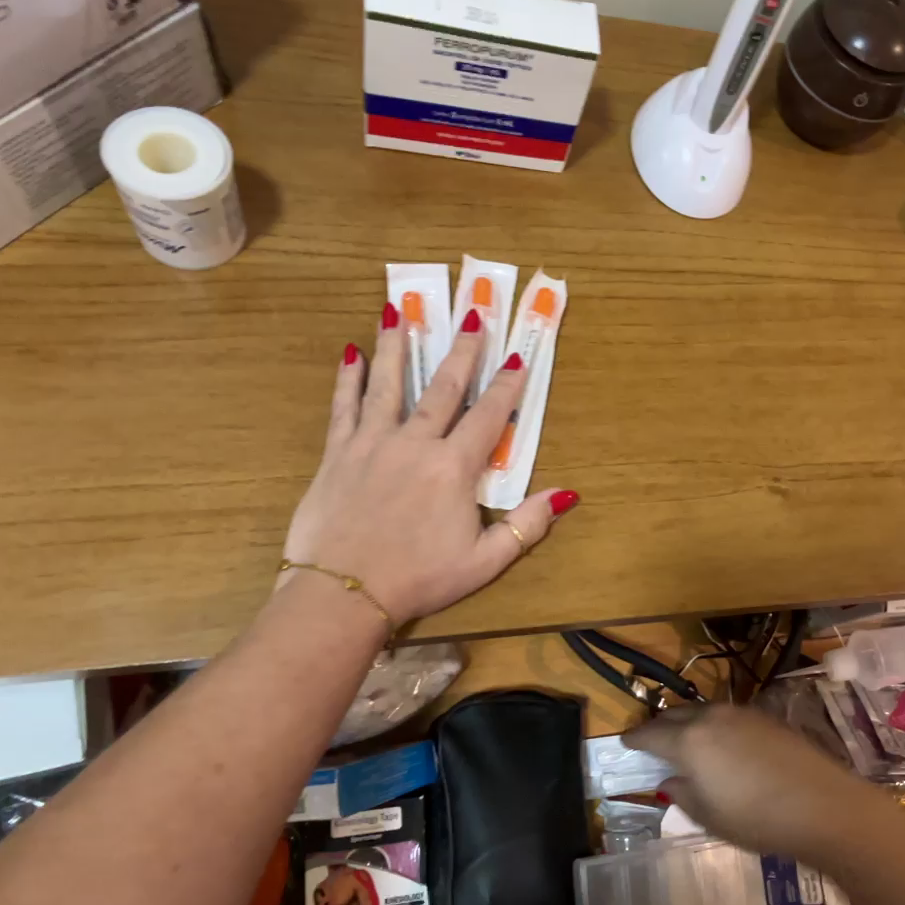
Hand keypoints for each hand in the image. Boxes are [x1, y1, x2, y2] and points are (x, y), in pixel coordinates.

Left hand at [280, 303, 579, 622]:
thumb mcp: (483, 562)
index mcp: (453, 467)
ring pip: (388, 384)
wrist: (343, 594)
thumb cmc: (419, 579)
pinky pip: (344, 406)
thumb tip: (566, 494)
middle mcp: (415, 443)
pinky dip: (349, 379)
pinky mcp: (338, 453)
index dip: (506, 386)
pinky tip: (351, 353)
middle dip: (462, 351)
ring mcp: (372, 443)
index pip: (488, 416)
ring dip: (396, 346)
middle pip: (442, 388)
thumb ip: (525, 525)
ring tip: (399, 311)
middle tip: (473, 314)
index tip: (516, 357)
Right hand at [622, 705, 894, 859]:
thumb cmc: (758, 819)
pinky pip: (725, 716)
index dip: (635, 739)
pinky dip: (712, 725)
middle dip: (659, 726)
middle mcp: (710, 717)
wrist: (824, 806)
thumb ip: (682, 793)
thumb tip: (671, 780)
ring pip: (701, 711)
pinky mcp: (766, 718)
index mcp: (688, 741)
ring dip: (687, 722)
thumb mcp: (709, 816)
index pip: (650, 734)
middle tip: (650, 740)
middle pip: (674, 716)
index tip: (625, 743)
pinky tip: (720, 744)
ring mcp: (741, 714)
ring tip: (683, 739)